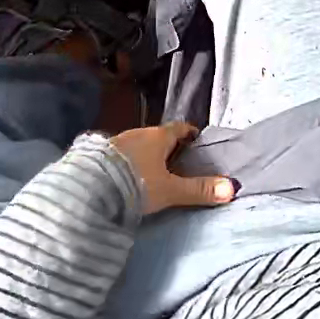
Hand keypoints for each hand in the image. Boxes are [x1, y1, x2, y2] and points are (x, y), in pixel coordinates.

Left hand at [109, 122, 236, 215]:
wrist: (86, 188)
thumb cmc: (135, 183)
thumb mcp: (170, 190)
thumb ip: (199, 190)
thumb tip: (232, 188)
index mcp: (158, 137)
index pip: (179, 128)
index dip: (190, 134)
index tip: (197, 141)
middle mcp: (137, 134)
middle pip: (158, 137)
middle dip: (168, 148)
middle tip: (178, 162)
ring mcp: (115, 143)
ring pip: (137, 146)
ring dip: (145, 156)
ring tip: (152, 173)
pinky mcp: (97, 156)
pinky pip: (120, 156)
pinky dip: (128, 164)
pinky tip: (127, 178)